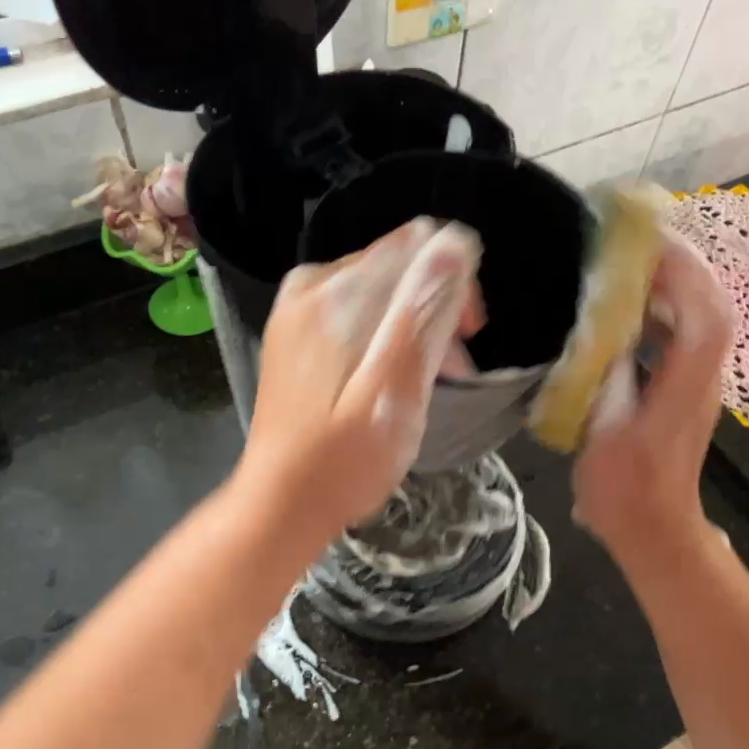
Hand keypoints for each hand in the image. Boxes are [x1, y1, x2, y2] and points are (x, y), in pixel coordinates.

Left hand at [235, 218, 483, 536]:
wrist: (281, 505)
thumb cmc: (345, 460)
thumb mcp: (396, 391)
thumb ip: (423, 315)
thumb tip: (455, 242)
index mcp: (335, 293)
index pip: (417, 246)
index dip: (455, 285)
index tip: (468, 338)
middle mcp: (310, 287)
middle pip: (396, 268)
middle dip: (436, 309)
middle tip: (452, 370)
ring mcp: (296, 313)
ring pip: (377, 294)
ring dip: (413, 328)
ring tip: (427, 383)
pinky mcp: (293, 340)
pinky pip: (353, 317)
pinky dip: (383, 340)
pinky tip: (391, 381)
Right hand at [573, 231, 735, 561]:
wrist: (655, 531)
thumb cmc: (624, 492)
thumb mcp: (602, 435)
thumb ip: (605, 377)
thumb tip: (601, 329)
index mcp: (685, 390)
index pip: (705, 315)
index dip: (684, 272)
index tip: (647, 240)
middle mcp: (704, 379)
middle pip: (711, 305)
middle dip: (681, 264)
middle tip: (637, 238)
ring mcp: (701, 384)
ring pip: (704, 316)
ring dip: (676, 282)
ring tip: (634, 261)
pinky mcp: (688, 390)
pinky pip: (688, 333)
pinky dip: (667, 308)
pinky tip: (634, 305)